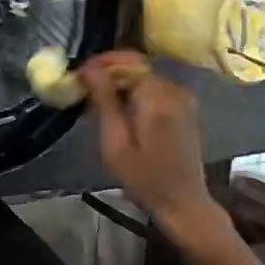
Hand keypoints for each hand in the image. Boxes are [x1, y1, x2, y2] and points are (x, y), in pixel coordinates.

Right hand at [79, 52, 222, 233]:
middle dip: (109, 72)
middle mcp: (174, 90)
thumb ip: (105, 102)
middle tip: (84, 87)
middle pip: (137, 66)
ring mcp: (183, 98)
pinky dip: (135, 92)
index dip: (100, 64)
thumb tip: (89, 69)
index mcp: (158, 97)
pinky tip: (120, 109)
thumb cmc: (145, 179)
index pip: (127, 62)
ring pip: (145, 76)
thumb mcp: (116, 144)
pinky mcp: (185, 107)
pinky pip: (155, 88)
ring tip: (97, 99)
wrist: (183, 202)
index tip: (79, 75)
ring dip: (121, 82)